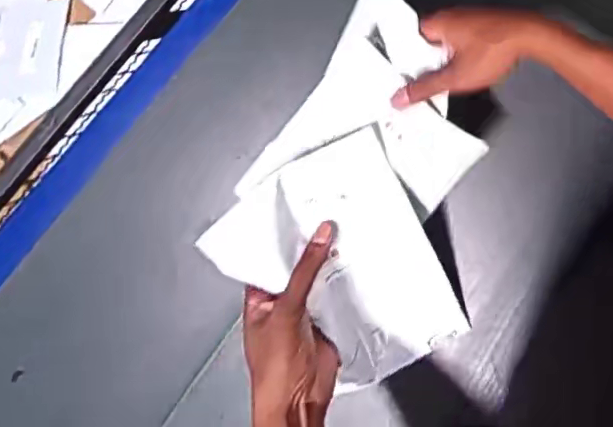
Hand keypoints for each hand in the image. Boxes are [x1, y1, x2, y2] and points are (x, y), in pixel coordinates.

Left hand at [244, 221, 340, 426]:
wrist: (299, 401)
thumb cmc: (273, 370)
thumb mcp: (286, 310)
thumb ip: (305, 271)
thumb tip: (319, 234)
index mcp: (259, 300)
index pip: (269, 259)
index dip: (283, 237)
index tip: (299, 212)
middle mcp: (281, 301)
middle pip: (298, 265)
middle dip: (312, 245)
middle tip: (325, 215)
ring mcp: (305, 309)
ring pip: (319, 275)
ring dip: (330, 259)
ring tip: (342, 230)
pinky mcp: (327, 315)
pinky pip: (336, 288)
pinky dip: (345, 275)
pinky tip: (353, 259)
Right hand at [392, 9, 564, 107]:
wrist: (529, 36)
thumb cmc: (490, 53)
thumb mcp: (456, 77)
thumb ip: (426, 88)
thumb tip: (396, 99)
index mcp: (437, 22)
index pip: (406, 39)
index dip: (398, 59)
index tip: (390, 79)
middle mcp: (449, 16)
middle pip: (423, 43)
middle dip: (418, 64)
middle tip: (406, 87)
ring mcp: (466, 20)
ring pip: (442, 44)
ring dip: (437, 62)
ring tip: (428, 85)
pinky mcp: (480, 26)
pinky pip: (457, 42)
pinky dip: (452, 57)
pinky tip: (453, 74)